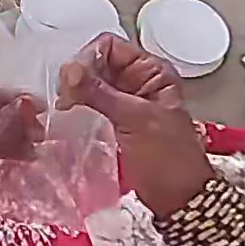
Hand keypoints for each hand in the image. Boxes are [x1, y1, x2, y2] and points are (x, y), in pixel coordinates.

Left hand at [0, 84, 40, 245]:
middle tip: (42, 131)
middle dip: (20, 118)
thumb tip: (26, 100)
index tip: (41, 107)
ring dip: (20, 134)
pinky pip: (0, 148)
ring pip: (1, 130)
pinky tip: (30, 156)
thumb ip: (6, 123)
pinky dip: (15, 149)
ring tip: (38, 145)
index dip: (15, 98)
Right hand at [56, 34, 215, 218]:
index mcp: (150, 71)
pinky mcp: (113, 119)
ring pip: (90, 82)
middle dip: (78, 75)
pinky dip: (77, 104)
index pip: (110, 46)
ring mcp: (124, 100)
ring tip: (66, 106)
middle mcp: (136, 80)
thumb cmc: (168, 157)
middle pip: (96, 62)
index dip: (88, 57)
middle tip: (66, 96)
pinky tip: (68, 113)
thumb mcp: (135, 119)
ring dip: (75, 90)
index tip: (73, 80)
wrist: (178, 199)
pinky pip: (89, 102)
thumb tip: (69, 70)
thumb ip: (101, 93)